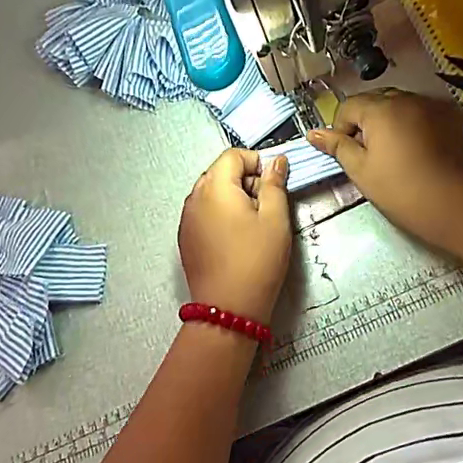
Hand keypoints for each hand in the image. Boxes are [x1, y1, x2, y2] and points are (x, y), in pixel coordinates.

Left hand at [179, 148, 292, 324]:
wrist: (229, 307)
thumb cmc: (256, 262)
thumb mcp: (276, 218)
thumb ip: (275, 184)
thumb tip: (276, 163)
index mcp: (215, 186)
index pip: (234, 155)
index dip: (257, 162)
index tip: (274, 181)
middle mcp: (194, 198)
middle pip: (221, 172)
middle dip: (246, 181)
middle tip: (268, 206)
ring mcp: (187, 219)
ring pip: (212, 194)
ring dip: (234, 199)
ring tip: (254, 226)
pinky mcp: (187, 238)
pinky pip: (205, 214)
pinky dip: (222, 217)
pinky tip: (238, 240)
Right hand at [306, 90, 462, 246]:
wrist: (454, 205)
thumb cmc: (401, 190)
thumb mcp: (361, 170)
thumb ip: (337, 146)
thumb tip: (313, 133)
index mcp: (380, 109)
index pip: (348, 106)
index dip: (340, 129)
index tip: (345, 153)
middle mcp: (406, 99)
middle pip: (375, 102)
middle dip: (365, 122)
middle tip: (367, 155)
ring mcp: (431, 106)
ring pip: (399, 106)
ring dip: (389, 122)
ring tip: (392, 153)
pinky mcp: (450, 118)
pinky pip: (421, 113)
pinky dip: (412, 124)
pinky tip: (415, 151)